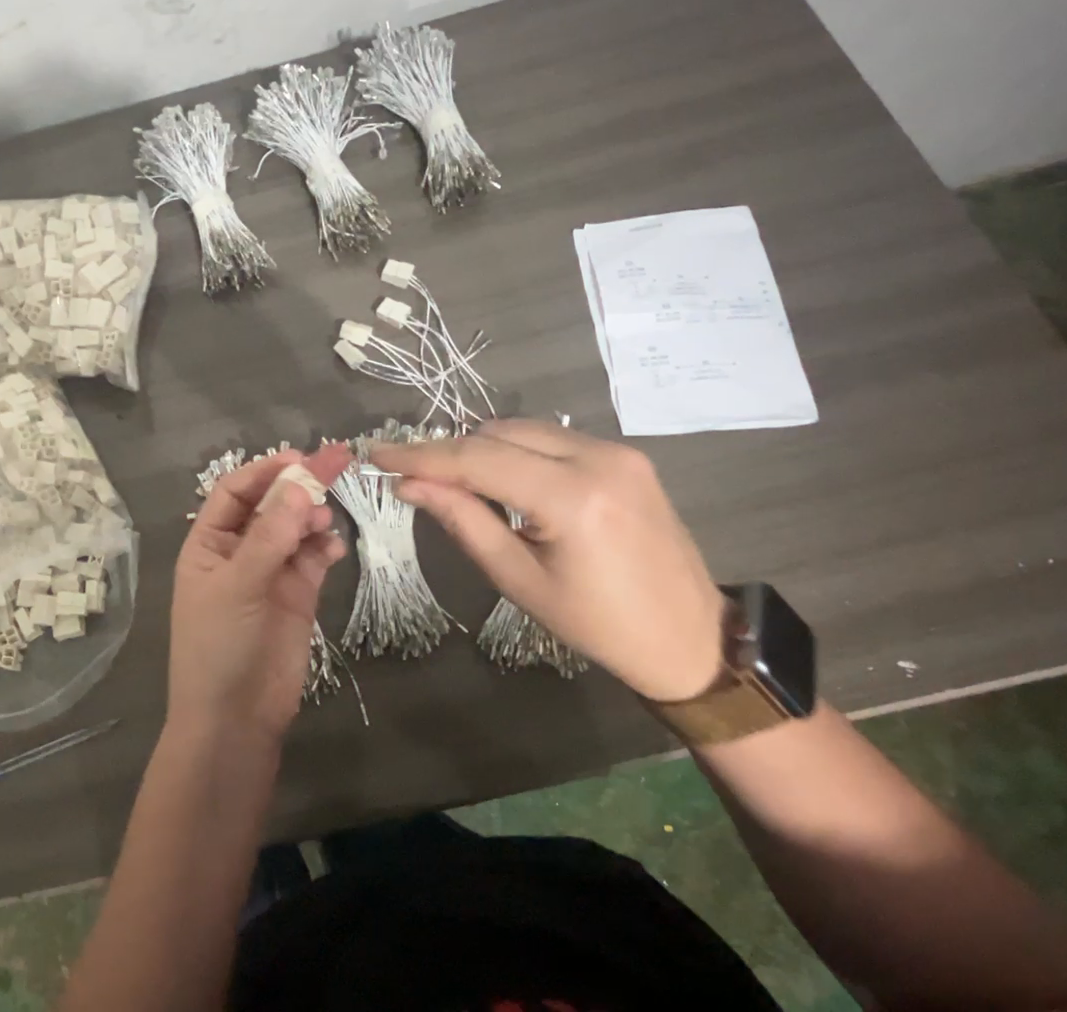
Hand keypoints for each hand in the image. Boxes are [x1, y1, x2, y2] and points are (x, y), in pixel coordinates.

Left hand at [170, 446, 350, 743]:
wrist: (235, 717)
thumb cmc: (218, 647)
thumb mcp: (236, 588)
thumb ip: (268, 538)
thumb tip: (299, 487)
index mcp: (207, 545)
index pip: (234, 493)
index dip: (265, 472)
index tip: (299, 458)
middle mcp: (237, 553)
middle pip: (270, 506)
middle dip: (299, 484)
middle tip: (337, 460)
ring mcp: (269, 575)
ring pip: (294, 530)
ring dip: (312, 516)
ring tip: (326, 517)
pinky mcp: (297, 597)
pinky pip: (311, 559)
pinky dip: (323, 547)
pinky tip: (332, 545)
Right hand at [373, 419, 723, 701]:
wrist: (689, 637)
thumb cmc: (597, 624)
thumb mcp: (519, 579)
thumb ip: (464, 521)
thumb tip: (410, 485)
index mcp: (573, 498)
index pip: (478, 460)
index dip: (421, 456)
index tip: (378, 454)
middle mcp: (599, 458)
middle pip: (498, 433)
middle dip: (449, 452)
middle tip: (412, 479)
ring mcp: (617, 452)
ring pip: (524, 429)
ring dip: (481, 450)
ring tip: (452, 483)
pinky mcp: (626, 457)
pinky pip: (552, 439)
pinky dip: (515, 453)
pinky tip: (501, 482)